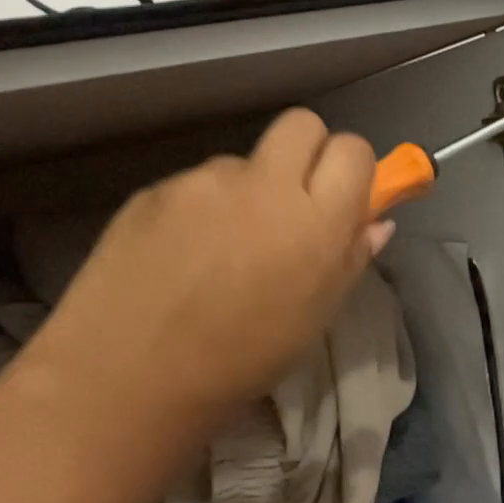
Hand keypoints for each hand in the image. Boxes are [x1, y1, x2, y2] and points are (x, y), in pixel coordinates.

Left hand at [25, 108, 393, 428]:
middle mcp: (262, 186)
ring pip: (241, 162)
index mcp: (314, 223)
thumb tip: (374, 222)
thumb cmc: (238, 364)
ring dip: (244, 192)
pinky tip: (178, 257)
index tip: (340, 202)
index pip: (353, 151)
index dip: (350, 172)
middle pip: (301, 125)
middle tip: (290, 204)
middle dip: (305, 154)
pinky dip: (198, 211)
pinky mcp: (156, 189)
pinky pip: (194, 186)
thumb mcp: (311, 321)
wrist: (128, 377)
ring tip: (219, 252)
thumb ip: (348, 261)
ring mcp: (203, 182)